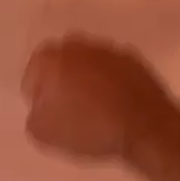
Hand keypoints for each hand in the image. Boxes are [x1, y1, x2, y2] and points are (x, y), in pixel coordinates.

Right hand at [21, 34, 179, 160]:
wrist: (147, 127)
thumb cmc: (89, 128)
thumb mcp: (45, 135)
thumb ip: (34, 118)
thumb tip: (40, 111)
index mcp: (50, 58)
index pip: (32, 75)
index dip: (37, 97)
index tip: (47, 115)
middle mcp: (77, 45)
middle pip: (60, 63)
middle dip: (61, 83)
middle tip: (67, 110)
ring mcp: (108, 49)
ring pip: (87, 64)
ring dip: (86, 81)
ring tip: (94, 110)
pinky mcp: (134, 59)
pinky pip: (112, 71)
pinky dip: (110, 83)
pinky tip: (115, 106)